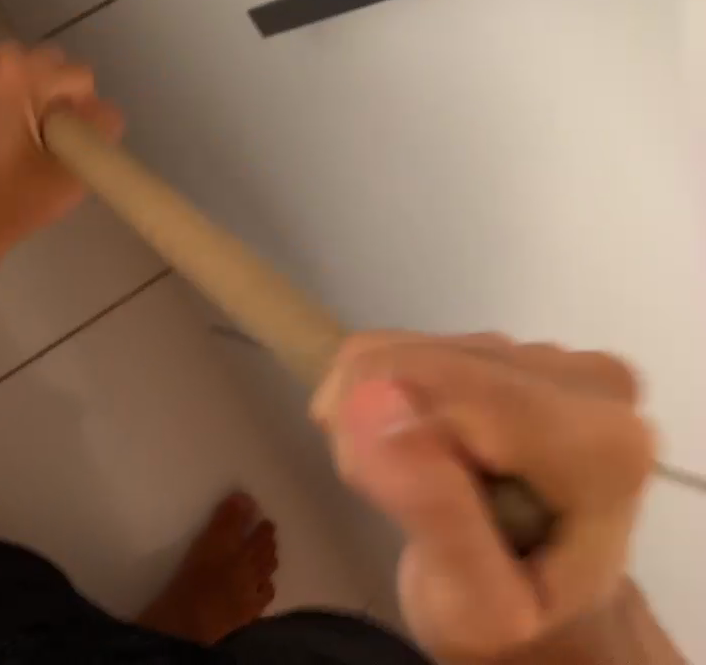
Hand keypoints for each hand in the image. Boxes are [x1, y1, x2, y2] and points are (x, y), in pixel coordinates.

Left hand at [0, 44, 121, 257]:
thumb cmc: (15, 199)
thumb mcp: (73, 169)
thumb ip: (100, 128)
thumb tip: (102, 111)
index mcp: (19, 78)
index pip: (78, 73)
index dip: (86, 105)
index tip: (74, 136)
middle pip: (41, 60)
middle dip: (57, 87)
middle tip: (57, 129)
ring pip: (8, 67)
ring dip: (28, 86)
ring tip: (33, 127)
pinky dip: (1, 97)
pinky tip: (5, 136)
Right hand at [312, 333, 657, 663]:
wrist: (545, 596)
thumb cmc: (514, 614)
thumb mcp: (474, 601)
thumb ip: (433, 509)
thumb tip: (375, 403)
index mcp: (596, 439)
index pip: (417, 380)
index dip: (375, 437)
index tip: (398, 501)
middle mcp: (587, 381)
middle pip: (400, 362)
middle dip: (366, 425)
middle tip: (397, 494)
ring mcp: (545, 356)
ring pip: (383, 351)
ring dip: (362, 412)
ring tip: (407, 473)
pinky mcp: (503, 345)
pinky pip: (382, 345)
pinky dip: (367, 394)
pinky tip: (408, 440)